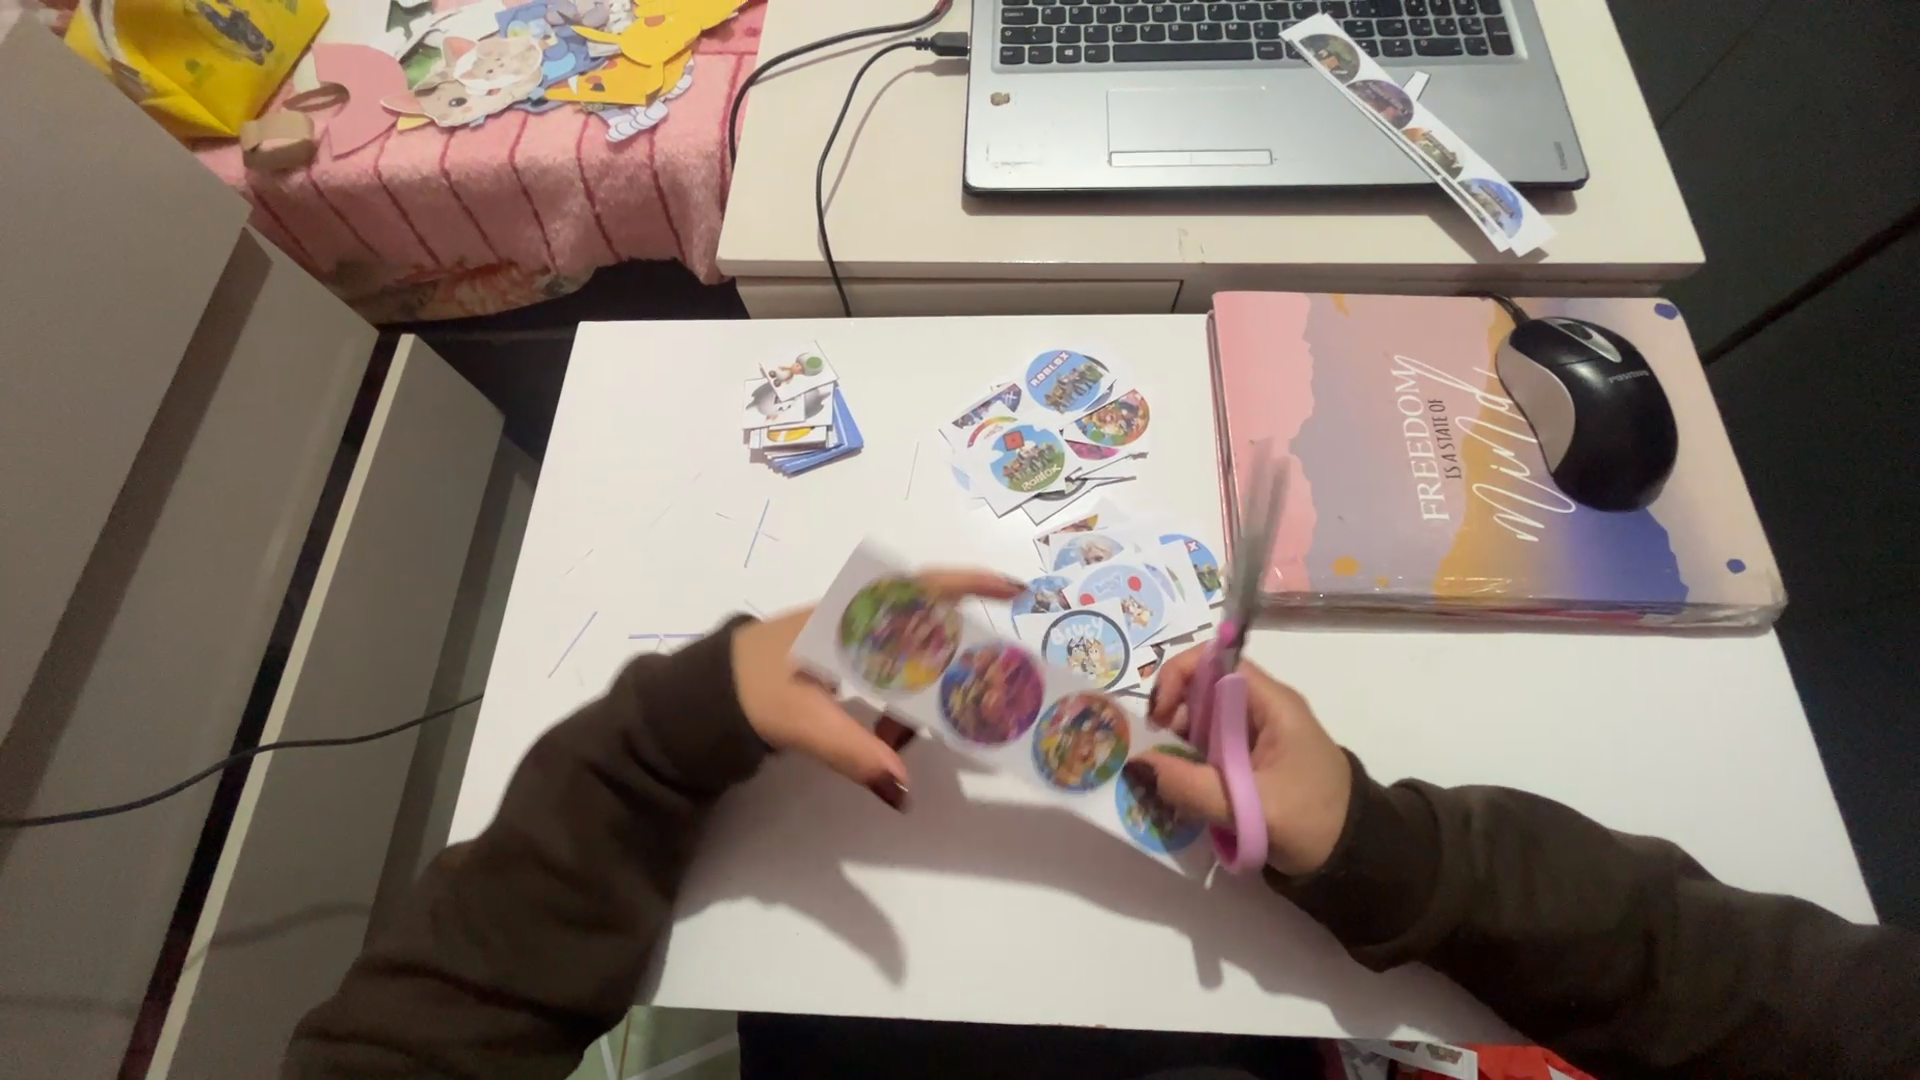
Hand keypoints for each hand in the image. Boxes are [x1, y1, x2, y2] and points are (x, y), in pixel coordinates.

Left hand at [730, 570, 1023, 811]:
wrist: (709, 694)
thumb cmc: (754, 691)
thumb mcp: (804, 722)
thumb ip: (855, 753)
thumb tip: (905, 787)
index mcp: (855, 617)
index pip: (921, 588)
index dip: (971, 583)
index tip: (1014, 589)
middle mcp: (863, 619)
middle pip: (932, 624)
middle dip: (968, 649)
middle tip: (999, 679)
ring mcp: (858, 640)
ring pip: (917, 653)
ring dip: (938, 682)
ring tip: (959, 716)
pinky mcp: (851, 661)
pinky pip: (896, 673)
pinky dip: (908, 700)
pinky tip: (898, 736)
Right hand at [1133, 649, 1352, 875]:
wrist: (1358, 861)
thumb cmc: (1313, 822)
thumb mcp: (1249, 808)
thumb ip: (1192, 787)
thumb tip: (1138, 764)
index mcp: (1271, 704)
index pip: (1215, 661)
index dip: (1178, 677)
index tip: (1158, 717)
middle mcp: (1261, 709)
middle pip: (1202, 688)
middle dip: (1172, 714)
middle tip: (1155, 753)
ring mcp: (1255, 734)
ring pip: (1202, 718)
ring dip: (1177, 741)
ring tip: (1164, 775)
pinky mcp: (1249, 758)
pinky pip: (1209, 744)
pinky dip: (1189, 759)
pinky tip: (1179, 785)